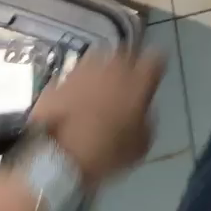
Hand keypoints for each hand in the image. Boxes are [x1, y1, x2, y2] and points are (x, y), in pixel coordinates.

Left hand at [29, 47, 165, 181]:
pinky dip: (78, 83)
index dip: (154, 69)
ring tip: (98, 89)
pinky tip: (74, 100)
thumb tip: (142, 113)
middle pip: (127, 53)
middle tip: (124, 86)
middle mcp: (114, 65)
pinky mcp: (59, 78)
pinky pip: (75, 74)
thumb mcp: (139, 146)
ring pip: (100, 58)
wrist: (54, 156)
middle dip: (127, 65)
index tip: (151, 81)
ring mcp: (84, 68)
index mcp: (139, 79)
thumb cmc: (105, 152)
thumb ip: (147, 122)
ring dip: (102, 70)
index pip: (156, 60)